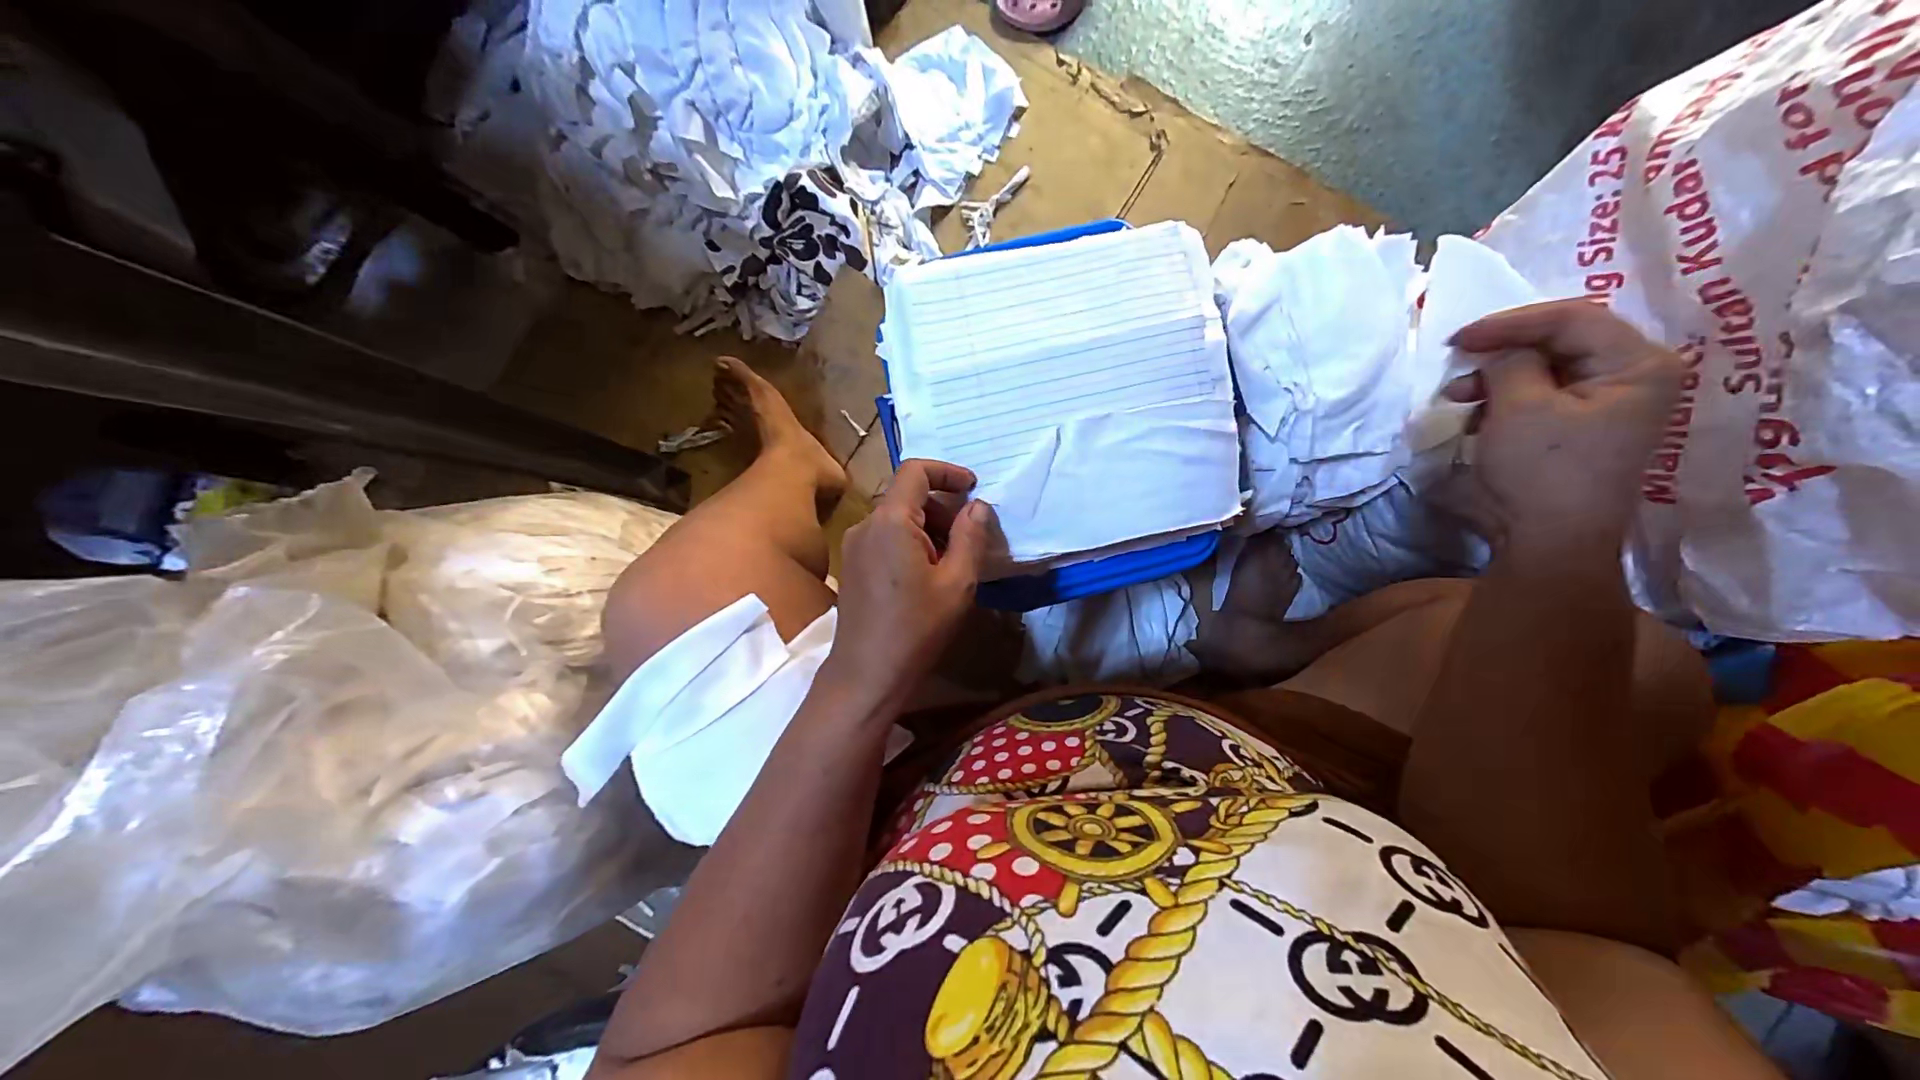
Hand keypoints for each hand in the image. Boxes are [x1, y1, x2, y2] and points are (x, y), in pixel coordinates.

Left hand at [819, 459, 997, 717]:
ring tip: (951, 565)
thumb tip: (977, 506)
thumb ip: (971, 537)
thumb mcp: (956, 583)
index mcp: (890, 521)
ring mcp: (854, 546)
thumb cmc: (916, 628)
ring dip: (928, 529)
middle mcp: (866, 525)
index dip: (947, 472)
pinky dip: (910, 543)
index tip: (973, 488)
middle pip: (907, 496)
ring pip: (896, 519)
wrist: (866, 673)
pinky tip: (926, 577)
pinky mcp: (851, 565)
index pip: (915, 471)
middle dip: (942, 509)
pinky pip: (884, 538)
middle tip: (969, 541)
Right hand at [1446, 300, 1681, 554]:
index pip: (1571, 318)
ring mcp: (1612, 405)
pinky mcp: (1585, 428)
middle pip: (1562, 341)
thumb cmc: (1542, 470)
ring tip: (1459, 398)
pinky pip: (1544, 396)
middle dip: (1503, 351)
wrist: (1551, 540)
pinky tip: (1476, 417)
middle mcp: (1636, 377)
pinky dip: (1505, 399)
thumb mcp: (1519, 407)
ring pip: (1547, 369)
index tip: (1459, 339)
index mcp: (1639, 365)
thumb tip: (1500, 353)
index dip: (1510, 322)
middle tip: (1459, 364)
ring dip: (1497, 378)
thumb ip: (1510, 363)